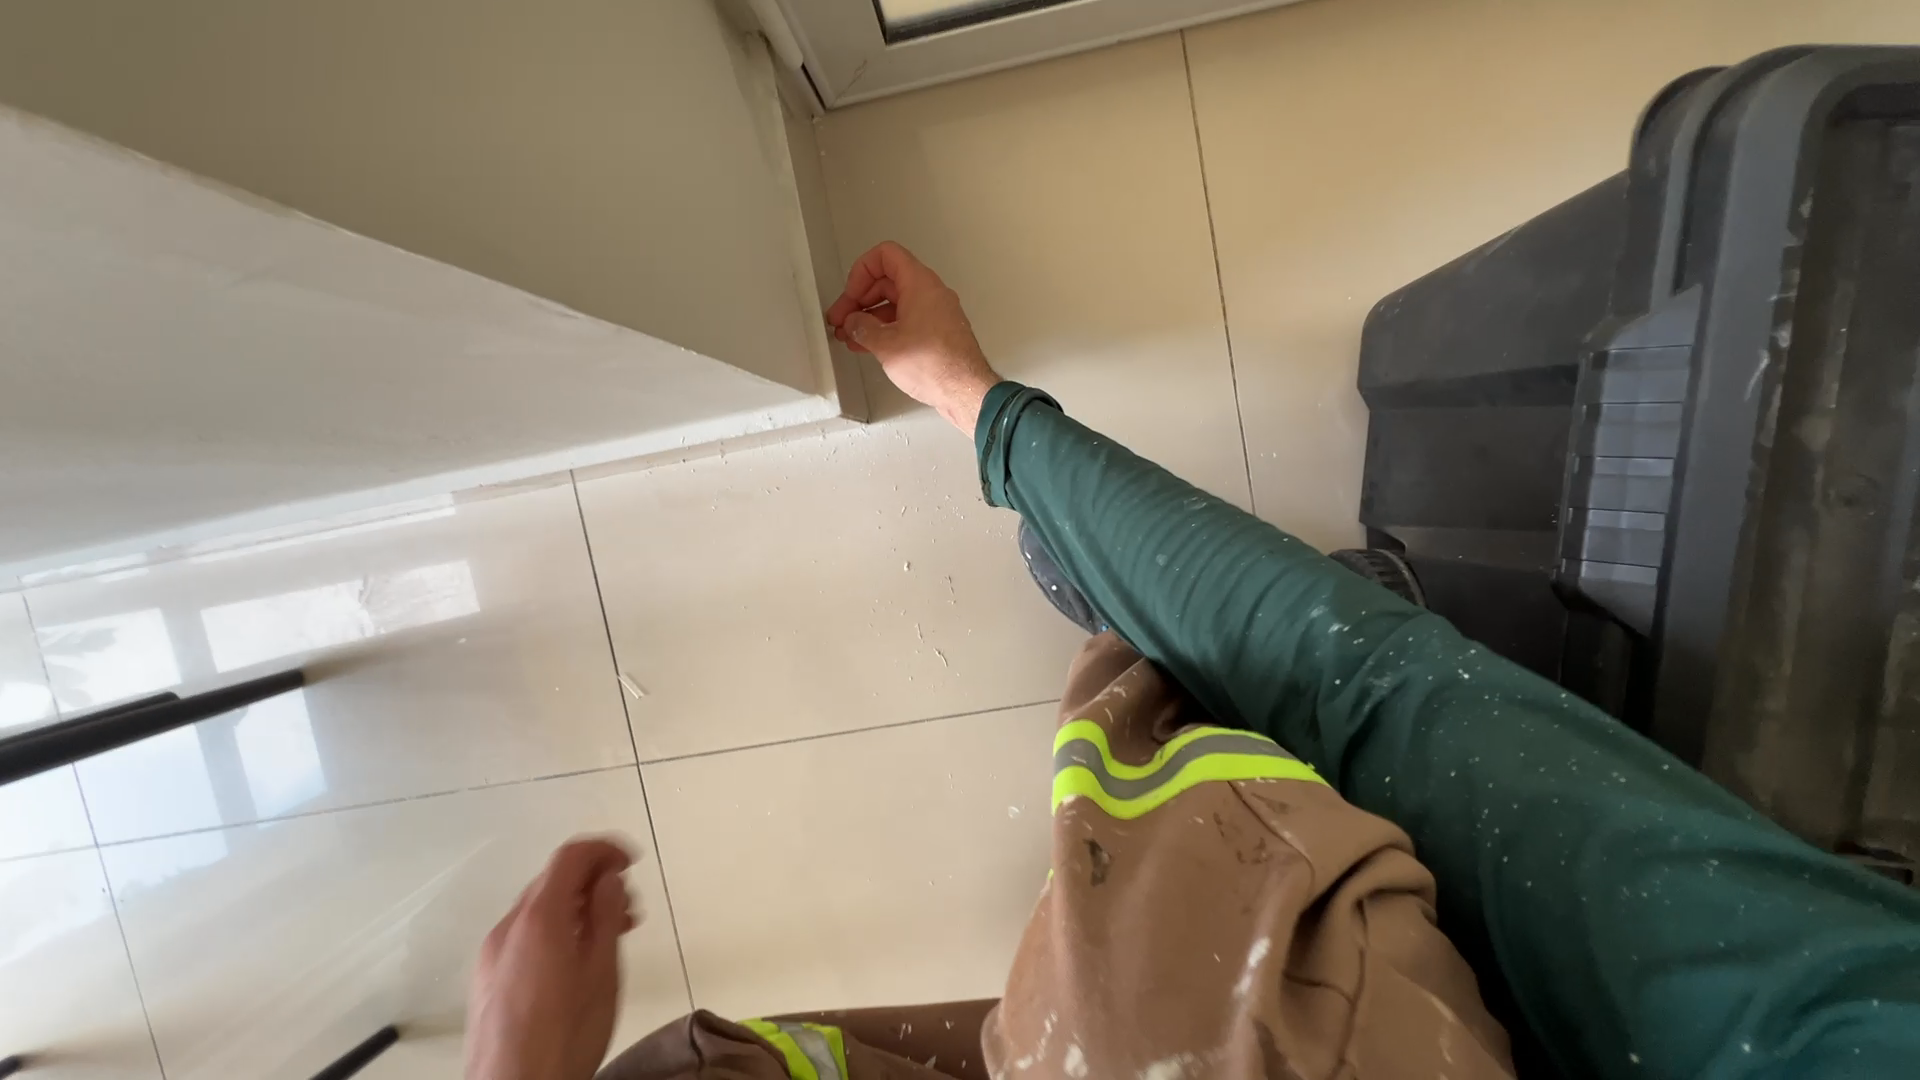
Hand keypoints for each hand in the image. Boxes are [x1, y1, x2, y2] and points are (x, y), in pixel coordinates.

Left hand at [465, 837, 638, 1079]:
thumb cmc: (563, 1036)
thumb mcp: (602, 969)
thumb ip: (606, 914)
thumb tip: (608, 880)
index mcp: (538, 919)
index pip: (571, 856)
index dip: (605, 849)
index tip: (630, 861)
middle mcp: (507, 929)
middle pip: (553, 880)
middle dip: (594, 881)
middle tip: (628, 903)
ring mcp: (492, 955)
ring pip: (540, 909)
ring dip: (577, 906)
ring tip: (611, 931)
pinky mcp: (487, 980)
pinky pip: (526, 935)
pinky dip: (557, 928)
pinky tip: (579, 957)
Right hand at [826, 241, 1001, 432]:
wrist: (965, 391)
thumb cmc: (936, 365)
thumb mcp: (886, 345)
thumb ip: (862, 328)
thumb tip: (853, 323)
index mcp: (920, 283)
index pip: (885, 256)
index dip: (861, 271)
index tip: (850, 295)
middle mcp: (930, 293)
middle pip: (887, 282)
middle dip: (859, 300)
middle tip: (841, 320)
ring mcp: (935, 313)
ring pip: (894, 304)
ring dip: (869, 318)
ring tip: (848, 336)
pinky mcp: (936, 334)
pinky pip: (906, 321)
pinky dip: (885, 329)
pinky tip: (868, 345)